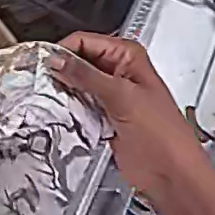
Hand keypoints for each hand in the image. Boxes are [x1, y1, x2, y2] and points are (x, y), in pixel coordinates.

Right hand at [52, 33, 214, 198]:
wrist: (171, 173)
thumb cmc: (163, 133)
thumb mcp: (120, 96)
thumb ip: (86, 76)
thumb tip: (58, 59)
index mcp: (128, 55)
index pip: (85, 41)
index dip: (63, 50)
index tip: (43, 63)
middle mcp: (119, 72)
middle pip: (78, 62)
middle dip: (62, 72)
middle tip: (43, 82)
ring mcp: (111, 95)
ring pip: (77, 85)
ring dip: (65, 93)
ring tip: (54, 101)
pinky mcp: (104, 116)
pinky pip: (79, 106)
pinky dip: (71, 110)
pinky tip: (66, 115)